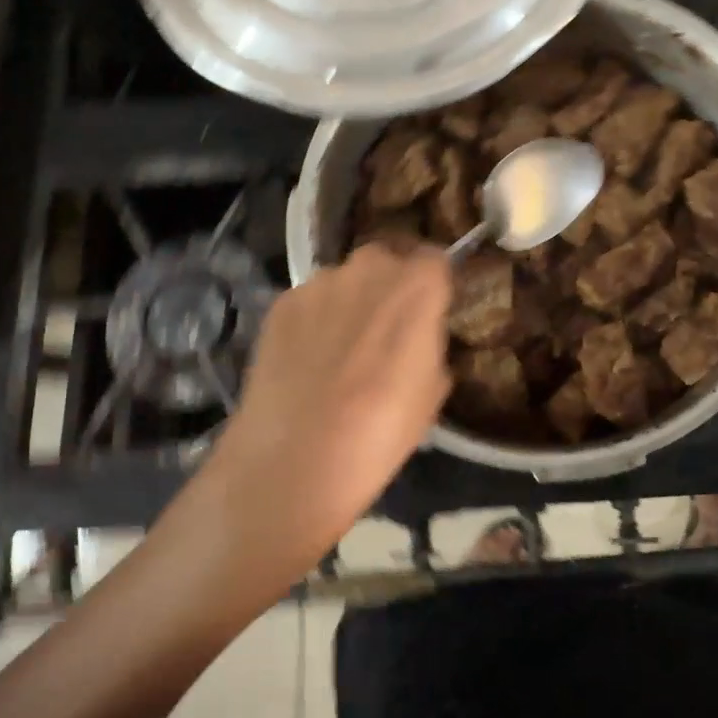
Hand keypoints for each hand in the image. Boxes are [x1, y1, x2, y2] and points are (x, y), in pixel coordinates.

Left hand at [202, 244, 453, 575]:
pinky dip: (315, 320)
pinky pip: (310, 301)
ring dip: (350, 302)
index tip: (432, 309)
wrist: (295, 459)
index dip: (434, 283)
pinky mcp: (280, 304)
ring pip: (345, 281)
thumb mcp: (434, 390)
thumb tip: (419, 336)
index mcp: (419, 286)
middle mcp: (370, 269)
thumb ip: (430, 344)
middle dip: (391, 284)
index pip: (436, 258)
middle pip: (388, 259)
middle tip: (388, 328)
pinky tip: (308, 361)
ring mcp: (319, 283)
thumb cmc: (383, 431)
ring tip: (341, 351)